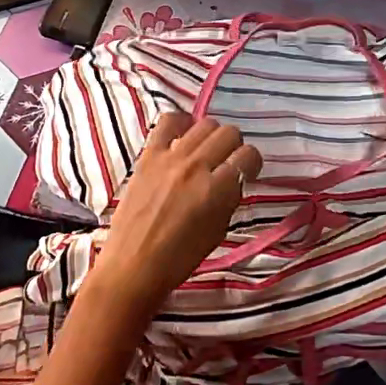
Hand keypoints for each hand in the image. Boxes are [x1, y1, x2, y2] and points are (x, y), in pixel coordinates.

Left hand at [83, 113, 261, 320]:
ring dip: (211, 136)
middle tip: (225, 163)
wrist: (134, 264)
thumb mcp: (218, 230)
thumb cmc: (179, 257)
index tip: (246, 172)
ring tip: (204, 152)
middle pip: (229, 133)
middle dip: (234, 147)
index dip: (251, 164)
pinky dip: (181, 124)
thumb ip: (229, 198)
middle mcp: (197, 167)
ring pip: (205, 124)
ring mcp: (170, 157)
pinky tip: (182, 138)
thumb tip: (233, 177)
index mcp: (218, 190)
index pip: (249, 155)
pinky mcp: (148, 155)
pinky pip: (169, 121)